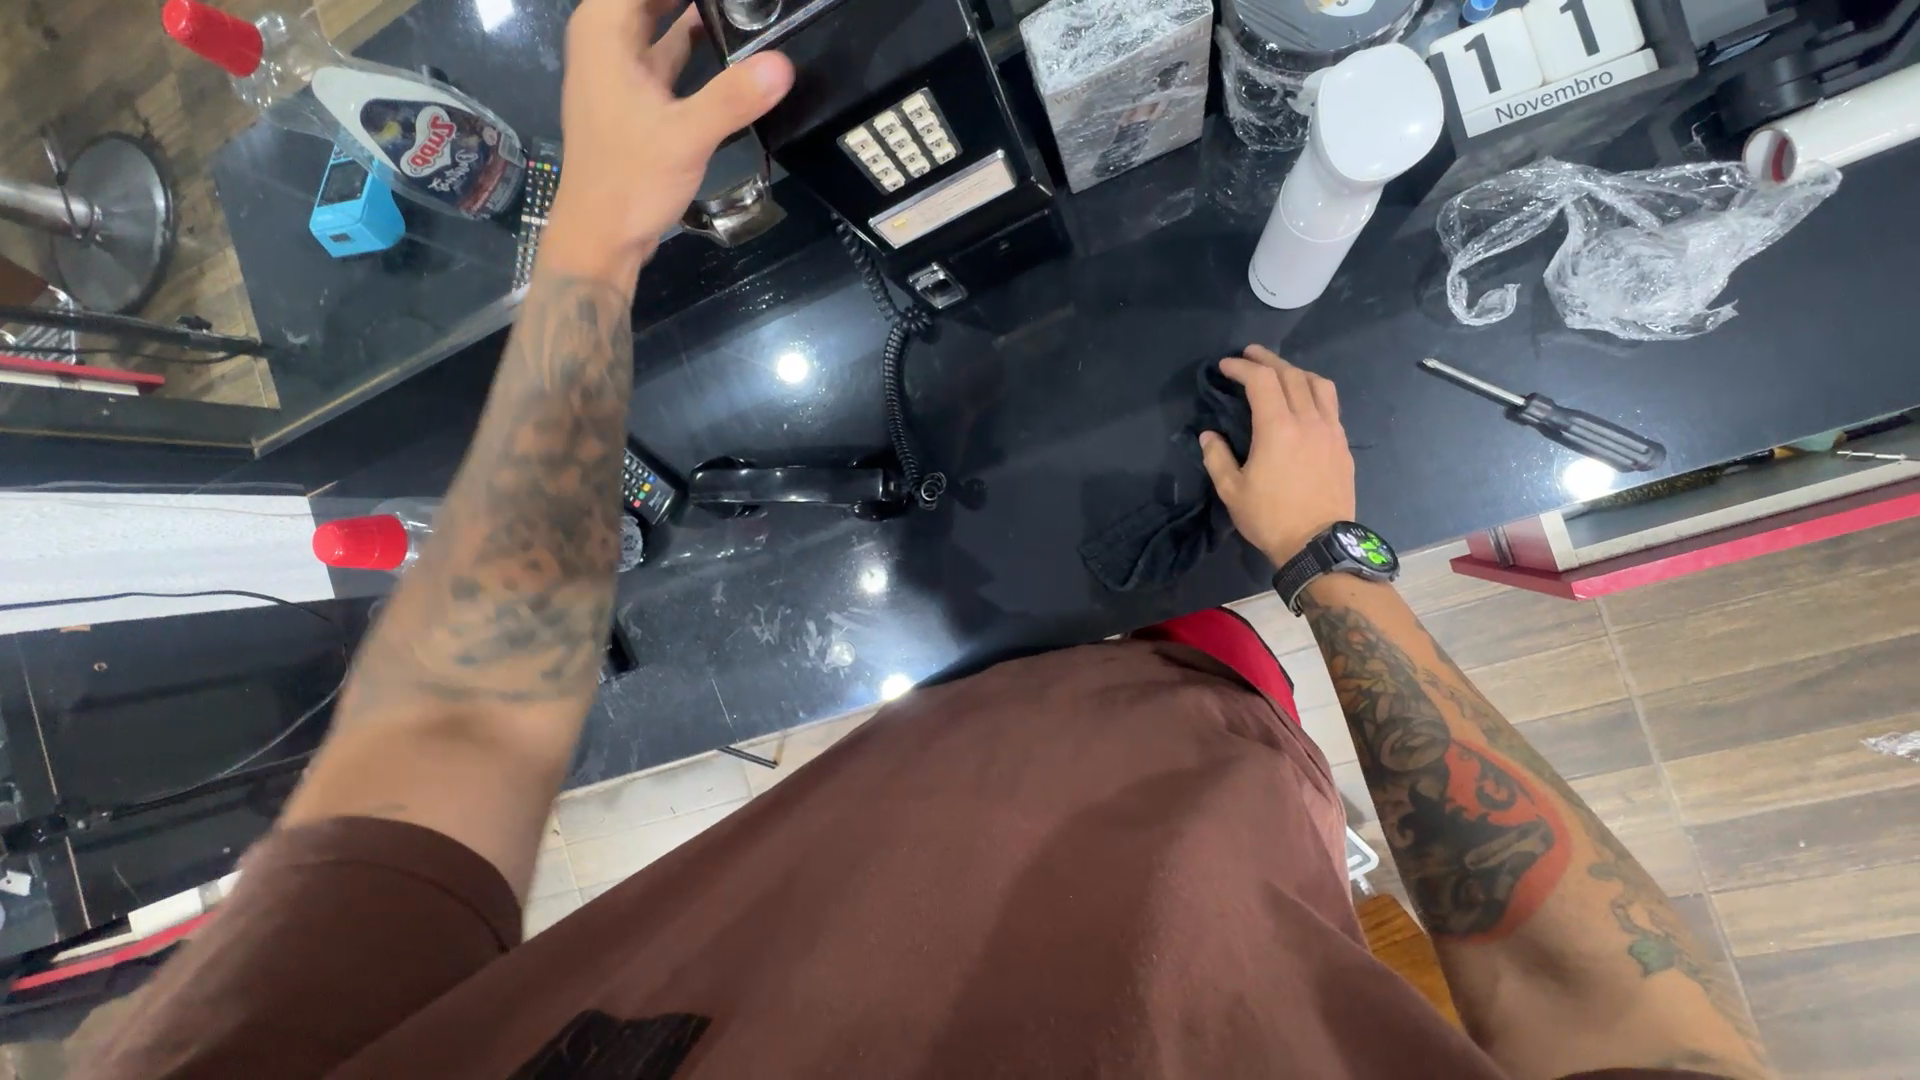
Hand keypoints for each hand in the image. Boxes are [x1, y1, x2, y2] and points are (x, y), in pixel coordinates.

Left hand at [543, 0, 794, 281]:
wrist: (601, 235)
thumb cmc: (630, 180)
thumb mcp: (686, 137)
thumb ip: (733, 98)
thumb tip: (783, 65)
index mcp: (605, 29)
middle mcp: (607, 39)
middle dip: (695, 1)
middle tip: (748, 8)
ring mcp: (620, 70)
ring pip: (661, 22)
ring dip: (697, 16)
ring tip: (744, 18)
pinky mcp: (636, 99)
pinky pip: (667, 56)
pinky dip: (695, 49)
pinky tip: (730, 51)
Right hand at [1199, 345, 1355, 565]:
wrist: (1318, 543)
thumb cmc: (1269, 518)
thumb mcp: (1231, 491)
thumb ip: (1217, 457)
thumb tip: (1209, 436)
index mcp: (1277, 428)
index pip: (1261, 381)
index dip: (1241, 367)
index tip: (1225, 367)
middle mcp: (1308, 420)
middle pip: (1291, 375)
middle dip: (1267, 360)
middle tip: (1249, 356)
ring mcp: (1331, 431)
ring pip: (1318, 384)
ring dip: (1295, 371)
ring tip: (1280, 373)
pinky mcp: (1343, 445)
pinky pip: (1330, 405)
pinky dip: (1313, 392)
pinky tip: (1303, 402)